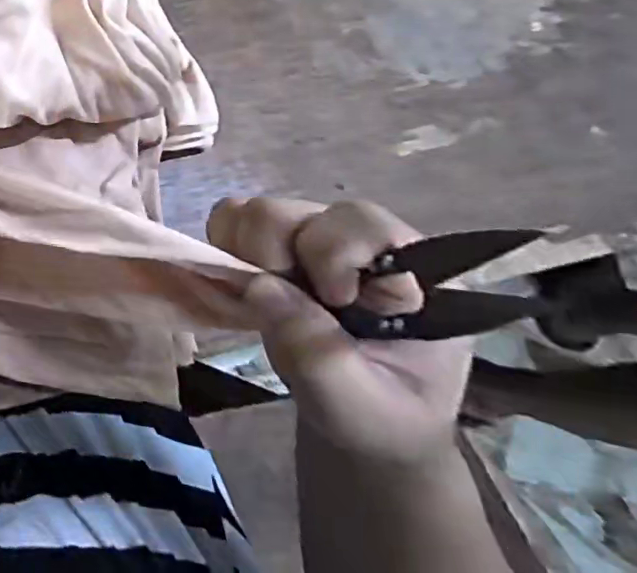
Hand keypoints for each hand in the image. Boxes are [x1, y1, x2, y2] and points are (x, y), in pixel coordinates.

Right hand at [210, 197, 470, 468]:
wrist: (361, 424)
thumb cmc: (376, 416)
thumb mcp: (356, 402)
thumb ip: (314, 349)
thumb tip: (259, 284)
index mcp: (412, 273)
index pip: (366, 226)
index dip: (333, 255)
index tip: (334, 304)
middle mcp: (360, 241)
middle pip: (300, 213)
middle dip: (277, 258)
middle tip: (285, 308)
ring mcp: (314, 235)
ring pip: (260, 211)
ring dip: (246, 254)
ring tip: (262, 301)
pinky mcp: (277, 240)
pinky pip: (233, 217)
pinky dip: (224, 246)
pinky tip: (242, 286)